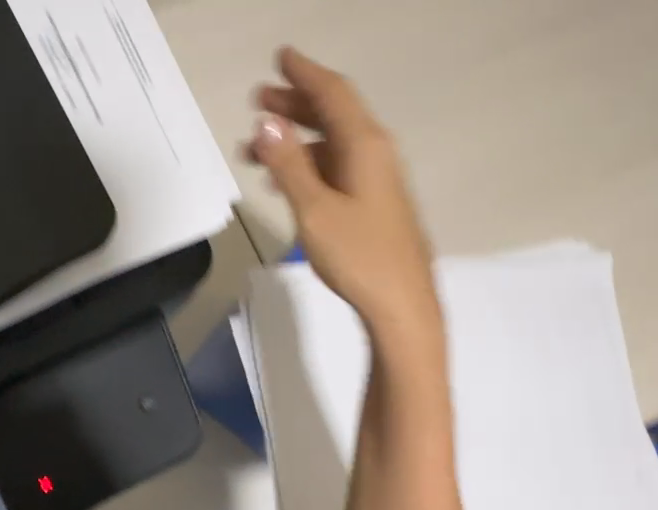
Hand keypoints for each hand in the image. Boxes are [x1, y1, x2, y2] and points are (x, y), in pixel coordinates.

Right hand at [249, 48, 440, 337]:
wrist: (400, 303)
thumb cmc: (358, 256)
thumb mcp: (314, 211)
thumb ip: (289, 166)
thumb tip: (266, 126)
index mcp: (364, 146)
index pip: (333, 95)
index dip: (305, 75)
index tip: (280, 58)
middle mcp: (374, 154)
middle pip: (334, 116)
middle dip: (296, 105)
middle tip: (259, 101)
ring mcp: (376, 180)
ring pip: (332, 145)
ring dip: (297, 140)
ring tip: (258, 148)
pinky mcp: (373, 204)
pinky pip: (336, 169)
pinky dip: (308, 165)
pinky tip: (286, 182)